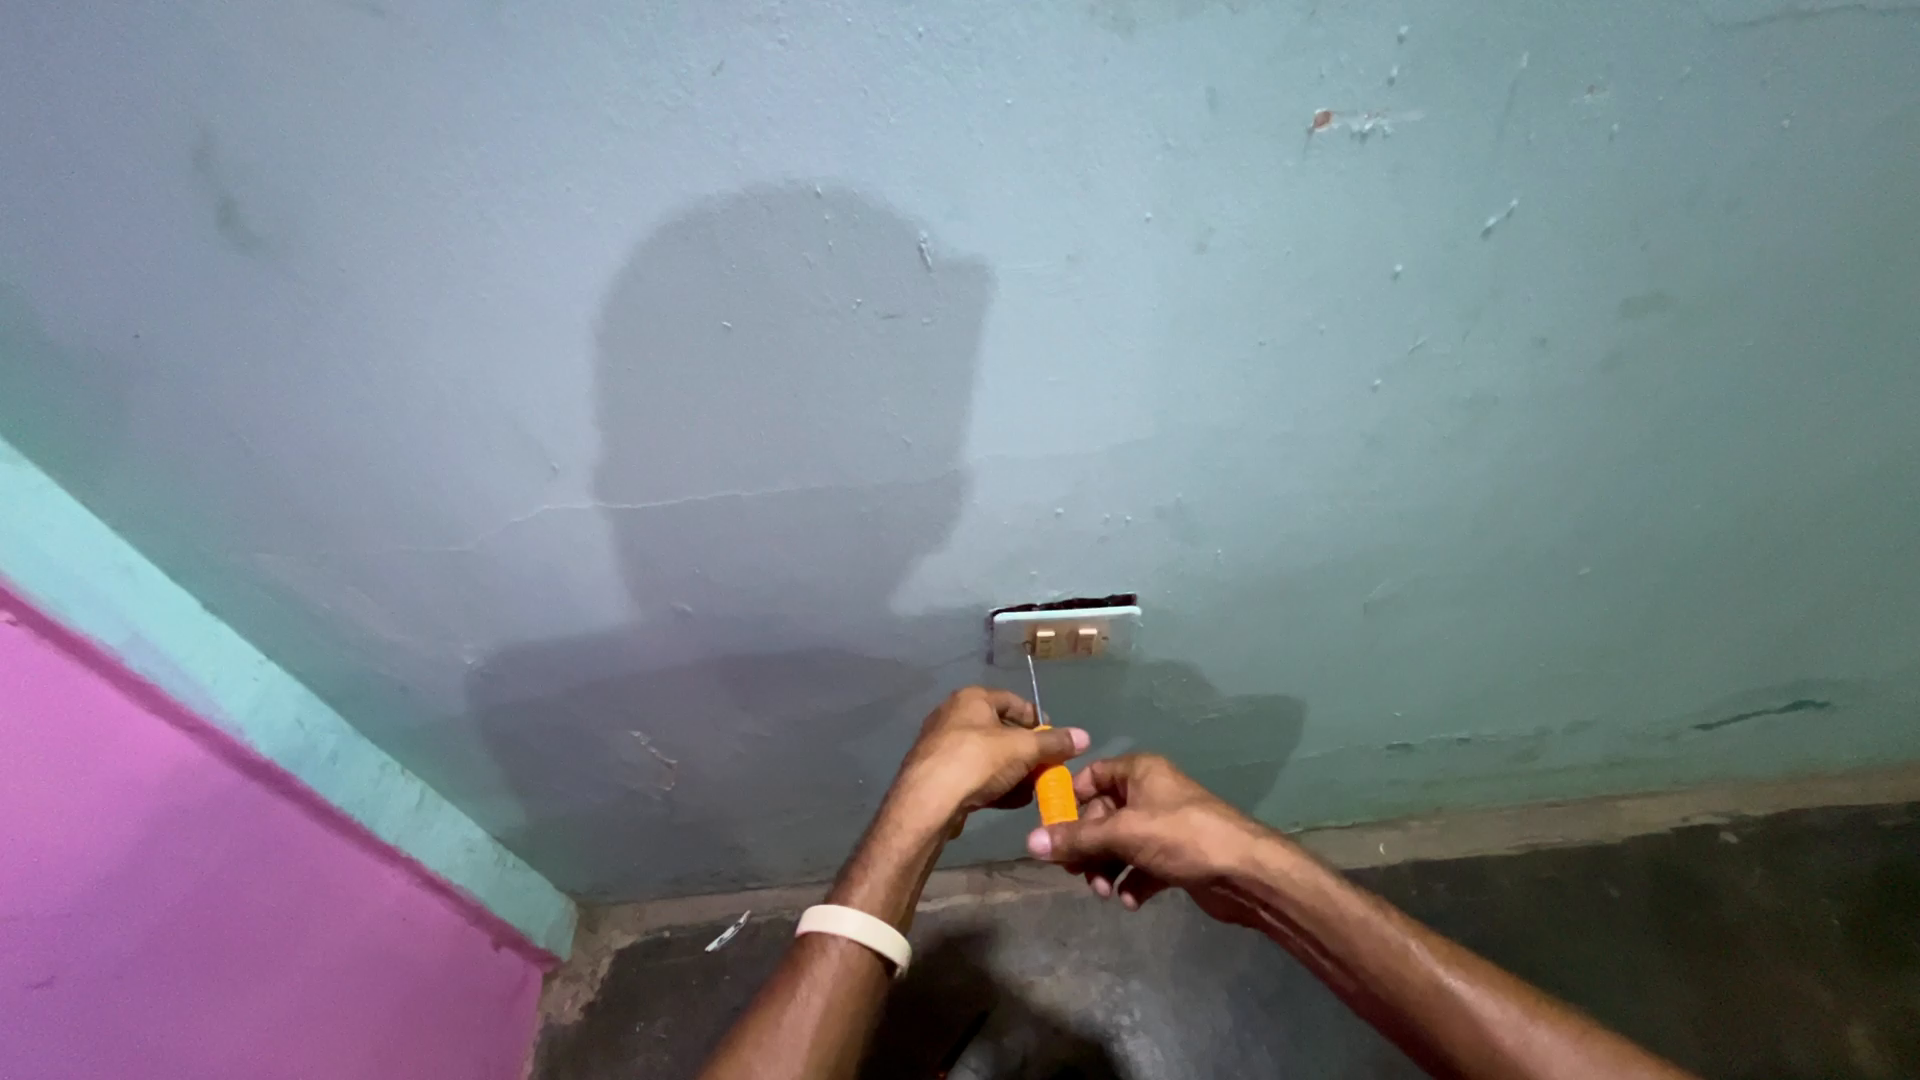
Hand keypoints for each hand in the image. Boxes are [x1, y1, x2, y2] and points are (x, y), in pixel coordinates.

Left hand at [890, 687, 1089, 828]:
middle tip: (1046, 769)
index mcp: (972, 698)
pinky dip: (995, 785)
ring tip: (1032, 790)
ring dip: (1013, 772)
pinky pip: (974, 775)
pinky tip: (1011, 801)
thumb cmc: (976, 761)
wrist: (927, 802)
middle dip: (1027, 752)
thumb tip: (1084, 736)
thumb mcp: (1023, 749)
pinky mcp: (938, 774)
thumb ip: (1054, 743)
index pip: (1013, 701)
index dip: (1038, 720)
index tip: (1056, 741)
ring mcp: (943, 746)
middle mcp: (954, 715)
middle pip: (1001, 730)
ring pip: (988, 755)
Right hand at [1025, 753, 1278, 926]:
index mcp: (1138, 771)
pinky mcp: (1176, 856)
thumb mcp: (1123, 834)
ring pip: (1120, 844)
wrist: (1246, 873)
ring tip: (1104, 891)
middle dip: (1088, 846)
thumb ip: (1077, 839)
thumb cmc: (1182, 836)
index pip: (1092, 777)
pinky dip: (1132, 881)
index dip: (1070, 801)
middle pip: (1102, 816)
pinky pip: (1141, 865)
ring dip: (1107, 868)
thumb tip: (1030, 842)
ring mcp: (1163, 826)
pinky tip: (1132, 901)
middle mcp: (1149, 793)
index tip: (1051, 829)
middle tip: (1077, 872)